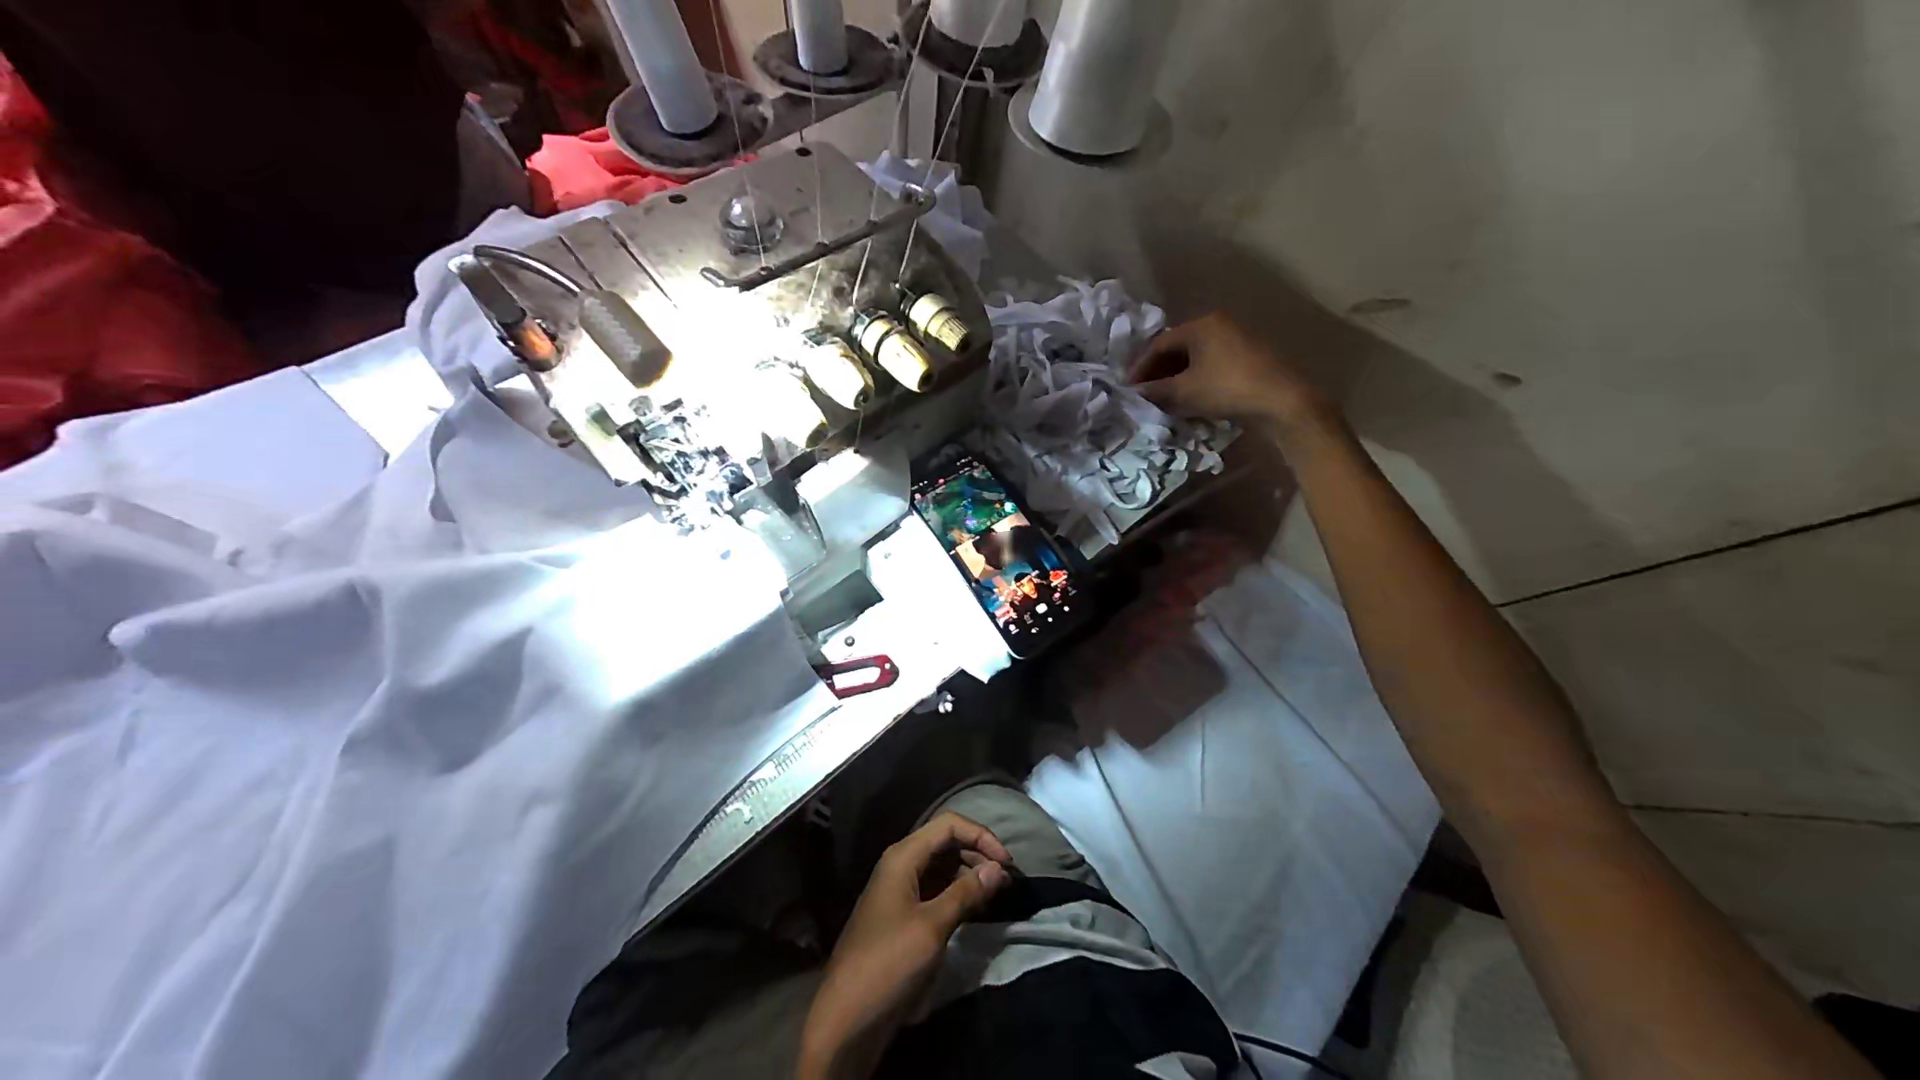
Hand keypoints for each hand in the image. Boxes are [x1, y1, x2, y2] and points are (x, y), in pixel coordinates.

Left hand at [798, 813, 1011, 1079]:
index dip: (981, 835)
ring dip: (971, 874)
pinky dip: (959, 893)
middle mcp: (901, 865)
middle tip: (1007, 881)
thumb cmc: (889, 962)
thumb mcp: (932, 926)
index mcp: (903, 856)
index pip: (949, 825)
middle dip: (978, 854)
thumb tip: (998, 868)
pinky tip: (977, 908)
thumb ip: (966, 893)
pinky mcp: (905, 915)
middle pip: (946, 842)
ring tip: (997, 893)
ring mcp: (902, 890)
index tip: (1007, 863)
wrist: (848, 1016)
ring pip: (943, 867)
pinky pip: (937, 890)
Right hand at [1128, 312, 1336, 435]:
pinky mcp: (1247, 358)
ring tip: (1162, 398)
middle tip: (1144, 393)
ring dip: (1175, 377)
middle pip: (1178, 348)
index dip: (1141, 367)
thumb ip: (1155, 390)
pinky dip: (1194, 380)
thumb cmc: (1227, 388)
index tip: (1129, 388)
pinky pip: (1210, 365)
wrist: (1281, 401)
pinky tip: (1187, 398)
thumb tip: (1134, 393)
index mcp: (1201, 325)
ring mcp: (1235, 340)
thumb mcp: (1184, 391)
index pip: (1160, 344)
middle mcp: (1218, 325)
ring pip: (1195, 358)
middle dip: (1158, 372)